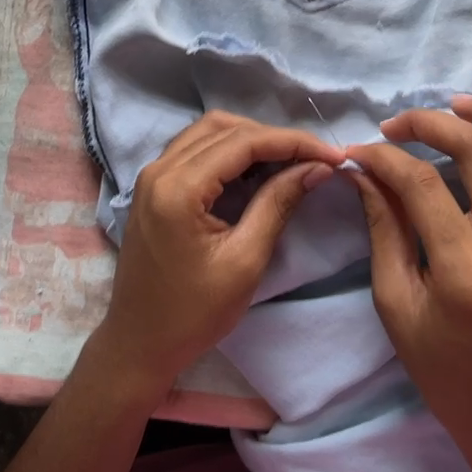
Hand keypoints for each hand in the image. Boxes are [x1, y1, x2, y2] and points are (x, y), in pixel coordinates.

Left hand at [92, 111, 343, 397]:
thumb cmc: (193, 313)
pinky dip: (228, 152)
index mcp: (178, 187)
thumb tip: (316, 167)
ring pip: (208, 133)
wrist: (139, 343)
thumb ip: (278, 204)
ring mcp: (152, 175)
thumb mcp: (244, 261)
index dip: (292, 142)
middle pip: (223, 128)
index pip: (241, 142)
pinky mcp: (154, 186)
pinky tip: (258, 170)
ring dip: (250, 140)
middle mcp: (159, 169)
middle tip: (314, 158)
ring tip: (292, 161)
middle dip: (273, 137)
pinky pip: (195, 150)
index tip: (332, 153)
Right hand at [346, 96, 471, 471]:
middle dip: (429, 121)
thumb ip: (384, 229)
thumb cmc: (447, 371)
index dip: (380, 156)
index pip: (417, 180)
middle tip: (398, 124)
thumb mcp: (396, 304)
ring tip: (467, 104)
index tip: (356, 153)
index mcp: (464, 266)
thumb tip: (364, 171)